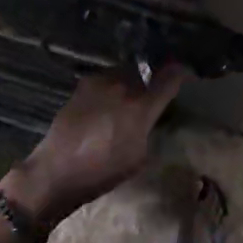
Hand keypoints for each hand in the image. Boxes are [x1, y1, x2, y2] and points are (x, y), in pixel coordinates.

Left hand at [0, 67, 191, 225]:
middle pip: (148, 71)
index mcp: (142, 106)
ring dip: (133, 81)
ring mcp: (102, 81)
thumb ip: (150, 127)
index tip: (187, 74)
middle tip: (155, 93)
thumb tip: (154, 112)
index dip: (182, 73)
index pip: (172, 77)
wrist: (55, 171)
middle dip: (154, 79)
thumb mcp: (138, 156)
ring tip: (129, 96)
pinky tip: (108, 101)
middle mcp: (124, 86)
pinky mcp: (84, 84)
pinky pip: (108, 78)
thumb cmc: (101, 171)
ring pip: (127, 72)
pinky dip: (114, 86)